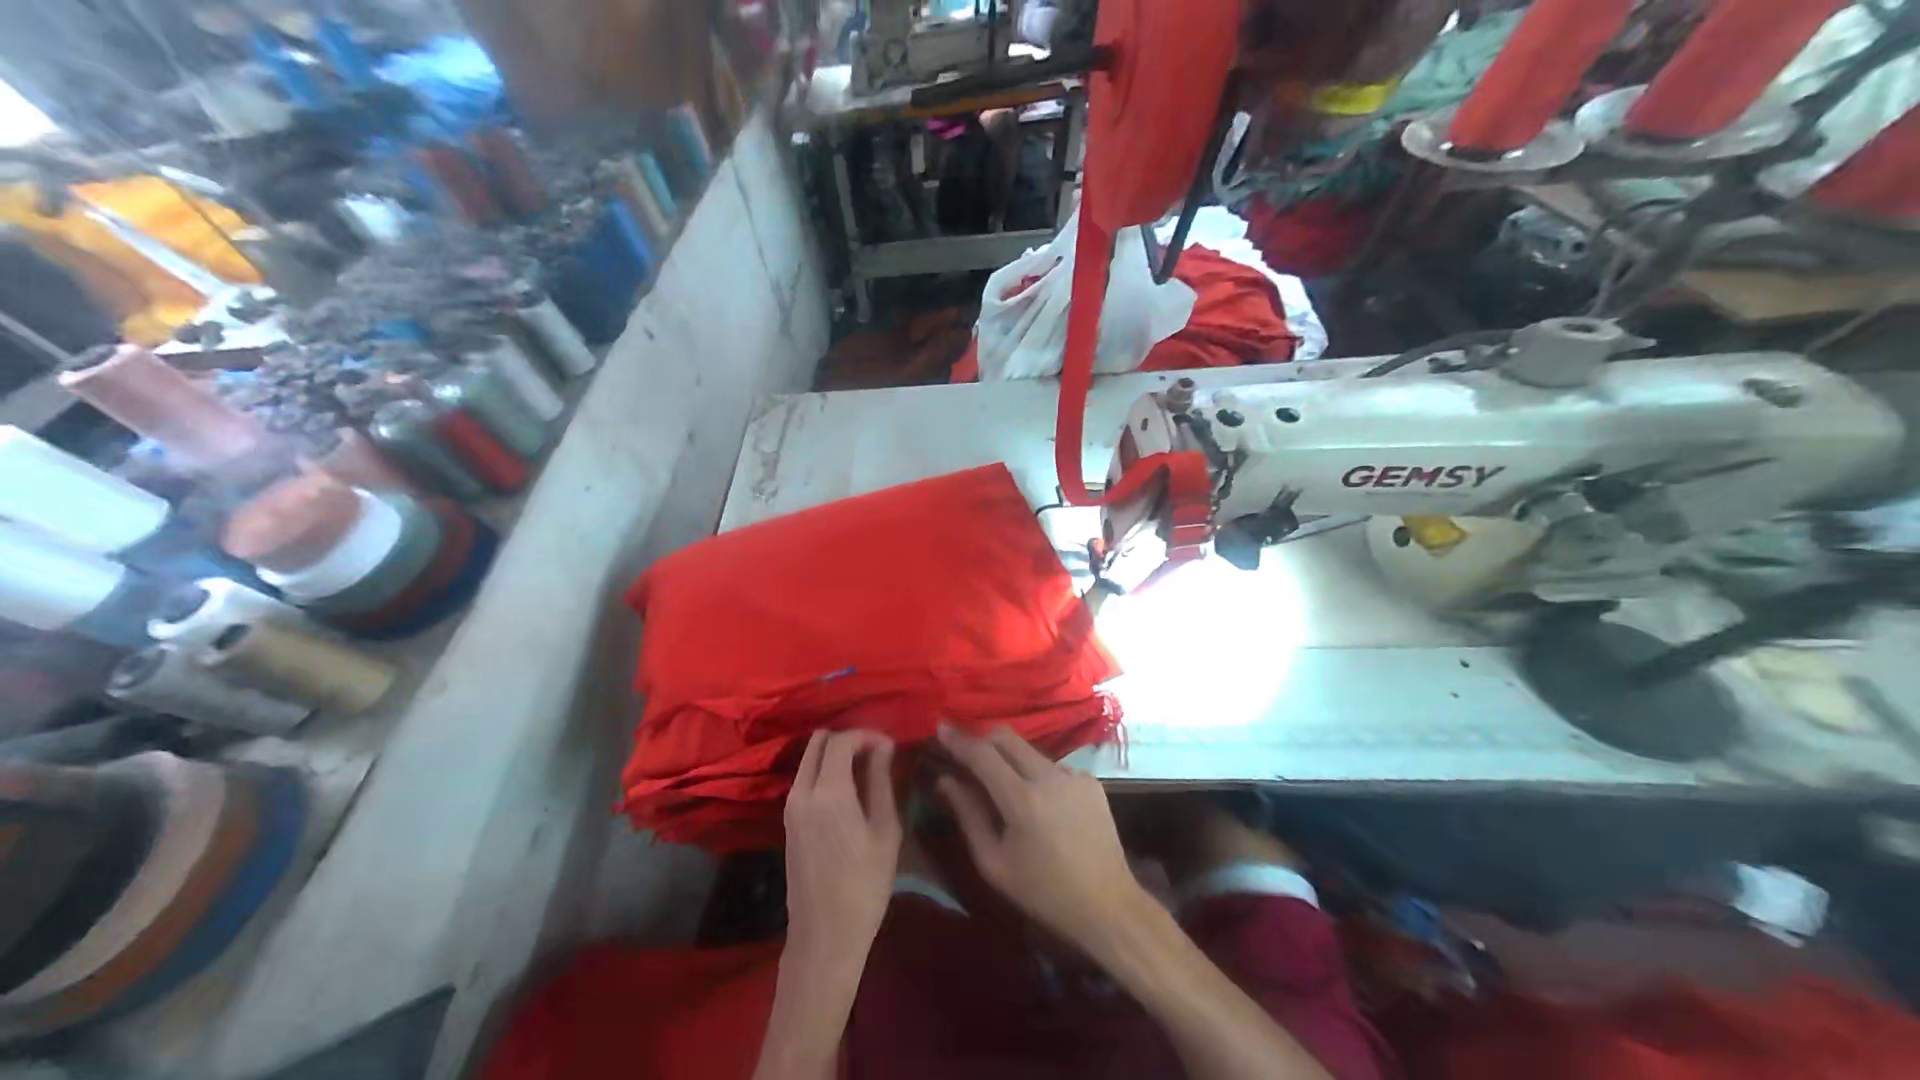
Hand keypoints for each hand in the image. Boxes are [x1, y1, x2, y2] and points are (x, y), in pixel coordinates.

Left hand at [783, 729, 901, 958]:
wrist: (825, 934)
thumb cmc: (865, 885)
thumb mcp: (885, 831)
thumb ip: (881, 782)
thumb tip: (883, 746)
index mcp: (828, 792)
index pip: (841, 740)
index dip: (866, 735)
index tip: (889, 746)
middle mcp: (801, 792)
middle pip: (818, 741)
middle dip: (847, 739)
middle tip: (874, 753)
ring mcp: (789, 806)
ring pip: (808, 758)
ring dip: (834, 754)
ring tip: (865, 770)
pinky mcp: (787, 820)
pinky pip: (804, 778)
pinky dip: (824, 771)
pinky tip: (848, 789)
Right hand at [934, 725, 1149, 954]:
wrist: (1107, 905)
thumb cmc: (1043, 892)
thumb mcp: (994, 863)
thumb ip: (968, 815)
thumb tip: (946, 780)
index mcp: (1023, 800)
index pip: (983, 754)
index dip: (959, 739)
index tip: (940, 728)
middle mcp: (1050, 777)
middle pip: (1007, 738)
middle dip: (981, 738)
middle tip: (964, 750)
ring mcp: (1074, 775)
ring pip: (1030, 751)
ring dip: (1008, 758)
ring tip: (999, 783)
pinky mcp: (1090, 781)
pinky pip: (1052, 766)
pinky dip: (1035, 774)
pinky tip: (1036, 803)